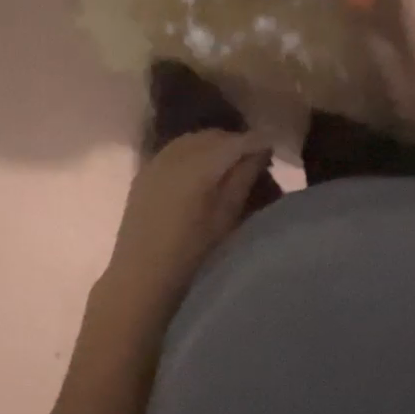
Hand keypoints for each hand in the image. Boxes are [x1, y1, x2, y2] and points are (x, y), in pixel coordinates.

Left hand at [95, 130, 271, 325]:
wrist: (141, 277)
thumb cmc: (191, 256)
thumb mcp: (225, 218)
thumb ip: (242, 179)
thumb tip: (259, 151)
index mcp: (198, 167)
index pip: (234, 142)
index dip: (256, 141)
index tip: (274, 147)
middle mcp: (174, 156)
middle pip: (212, 136)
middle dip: (235, 142)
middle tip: (255, 159)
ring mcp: (155, 162)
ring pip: (192, 140)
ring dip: (213, 146)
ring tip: (231, 165)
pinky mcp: (144, 173)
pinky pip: (174, 151)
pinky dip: (193, 153)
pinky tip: (202, 172)